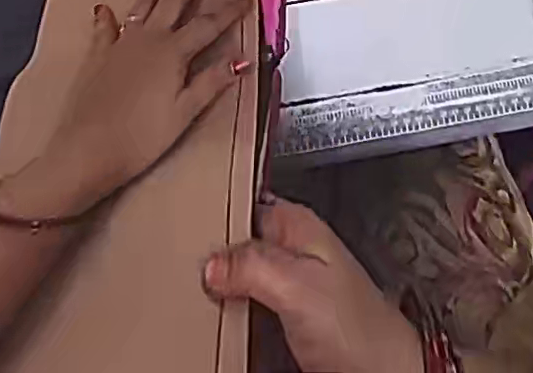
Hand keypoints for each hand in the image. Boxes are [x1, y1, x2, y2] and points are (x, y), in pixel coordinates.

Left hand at [0, 0, 252, 218]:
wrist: (86, 150)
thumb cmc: (141, 138)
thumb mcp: (184, 113)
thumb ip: (212, 82)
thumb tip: (241, 60)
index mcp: (172, 53)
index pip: (208, 25)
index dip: (230, 11)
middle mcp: (148, 40)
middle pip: (173, 3)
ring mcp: (120, 44)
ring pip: (142, 6)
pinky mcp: (98, 56)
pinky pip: (104, 29)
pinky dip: (106, 17)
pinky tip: (104, 8)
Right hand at [204, 197, 422, 372]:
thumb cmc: (353, 326)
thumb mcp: (298, 286)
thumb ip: (253, 265)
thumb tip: (209, 262)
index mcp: (294, 224)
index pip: (243, 206)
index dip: (216, 218)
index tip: (183, 233)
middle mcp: (289, 248)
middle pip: (238, 243)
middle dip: (213, 256)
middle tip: (180, 269)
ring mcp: (287, 284)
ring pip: (240, 276)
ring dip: (220, 287)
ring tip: (189, 293)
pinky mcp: (284, 318)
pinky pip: (247, 306)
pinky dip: (231, 312)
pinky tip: (215, 319)